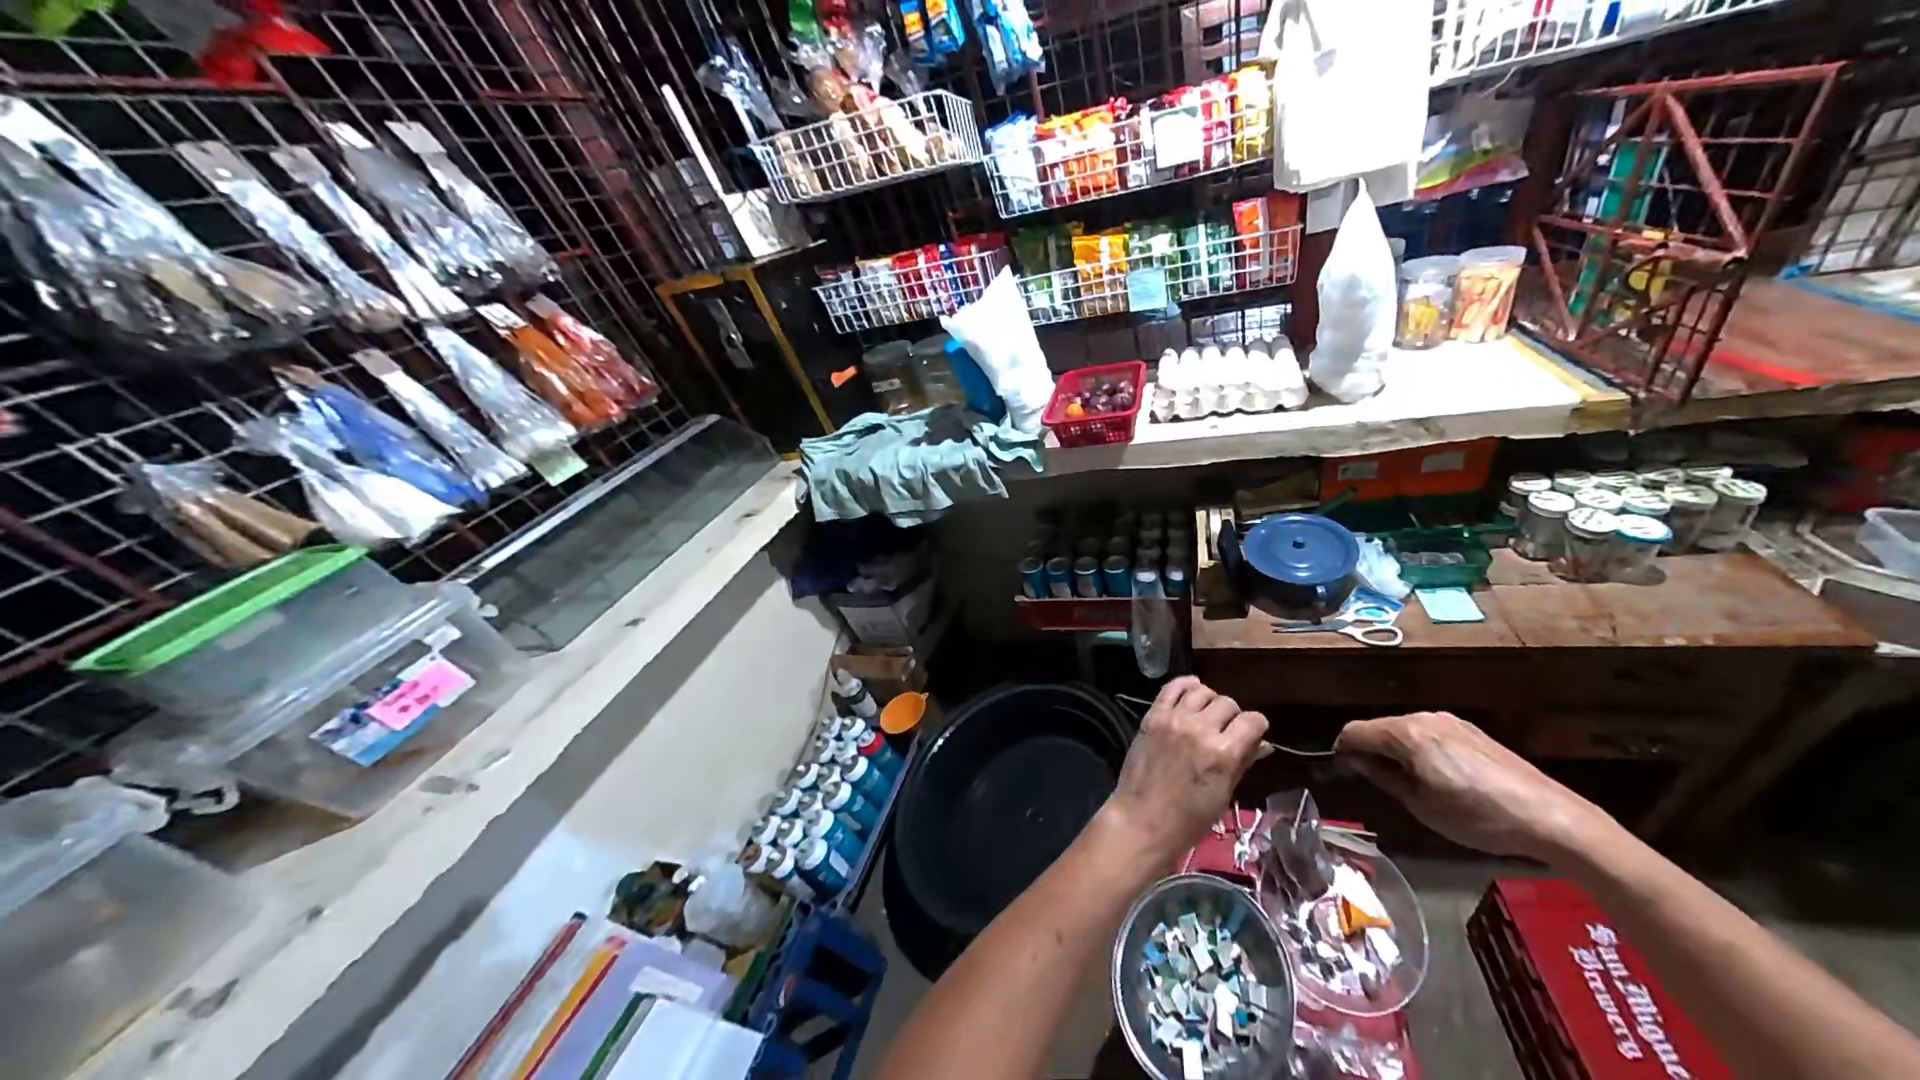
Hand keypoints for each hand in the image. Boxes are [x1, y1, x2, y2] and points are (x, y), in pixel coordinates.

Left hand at [1103, 676, 1269, 864]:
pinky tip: (1191, 692)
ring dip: (1210, 701)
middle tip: (1226, 731)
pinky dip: (1185, 685)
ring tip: (1207, 716)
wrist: (1142, 819)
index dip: (1257, 727)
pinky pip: (1172, 687)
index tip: (1253, 735)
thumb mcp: (1224, 793)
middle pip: (1228, 703)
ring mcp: (1174, 719)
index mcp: (1223, 753)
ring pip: (1202, 691)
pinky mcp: (1153, 716)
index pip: (1253, 721)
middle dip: (1233, 716)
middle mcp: (1200, 729)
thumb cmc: (1189, 818)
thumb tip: (1263, 744)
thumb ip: (1243, 761)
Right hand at [1334, 711, 1616, 860]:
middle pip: (1379, 727)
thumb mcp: (1419, 804)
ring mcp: (1451, 721)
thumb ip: (1382, 776)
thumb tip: (1357, 760)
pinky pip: (1428, 733)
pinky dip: (1419, 749)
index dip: (1343, 751)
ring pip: (1404, 730)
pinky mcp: (1471, 731)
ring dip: (1396, 750)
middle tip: (1376, 782)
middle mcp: (1424, 718)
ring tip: (1410, 783)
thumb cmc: (1476, 816)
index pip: (1354, 731)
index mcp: (1406, 733)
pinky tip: (1438, 777)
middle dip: (1370, 750)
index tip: (1345, 772)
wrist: (1550, 817)